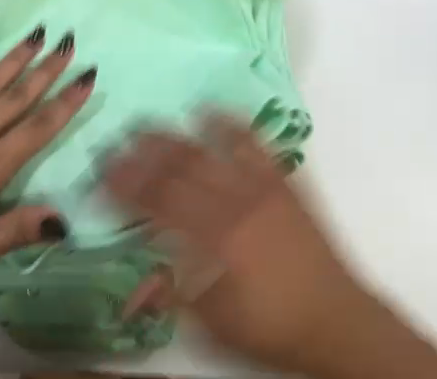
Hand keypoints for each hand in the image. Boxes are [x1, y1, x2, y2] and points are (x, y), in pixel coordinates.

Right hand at [102, 117, 382, 375]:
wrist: (336, 320)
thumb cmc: (271, 327)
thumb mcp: (215, 323)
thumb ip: (171, 295)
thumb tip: (130, 284)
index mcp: (215, 238)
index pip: (158, 200)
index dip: (125, 185)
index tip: (101, 175)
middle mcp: (236, 202)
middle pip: (179, 167)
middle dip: (141, 154)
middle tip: (114, 145)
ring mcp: (263, 186)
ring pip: (209, 150)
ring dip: (174, 136)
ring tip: (146, 125)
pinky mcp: (284, 181)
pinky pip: (253, 143)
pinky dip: (228, 123)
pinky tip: (208, 109)